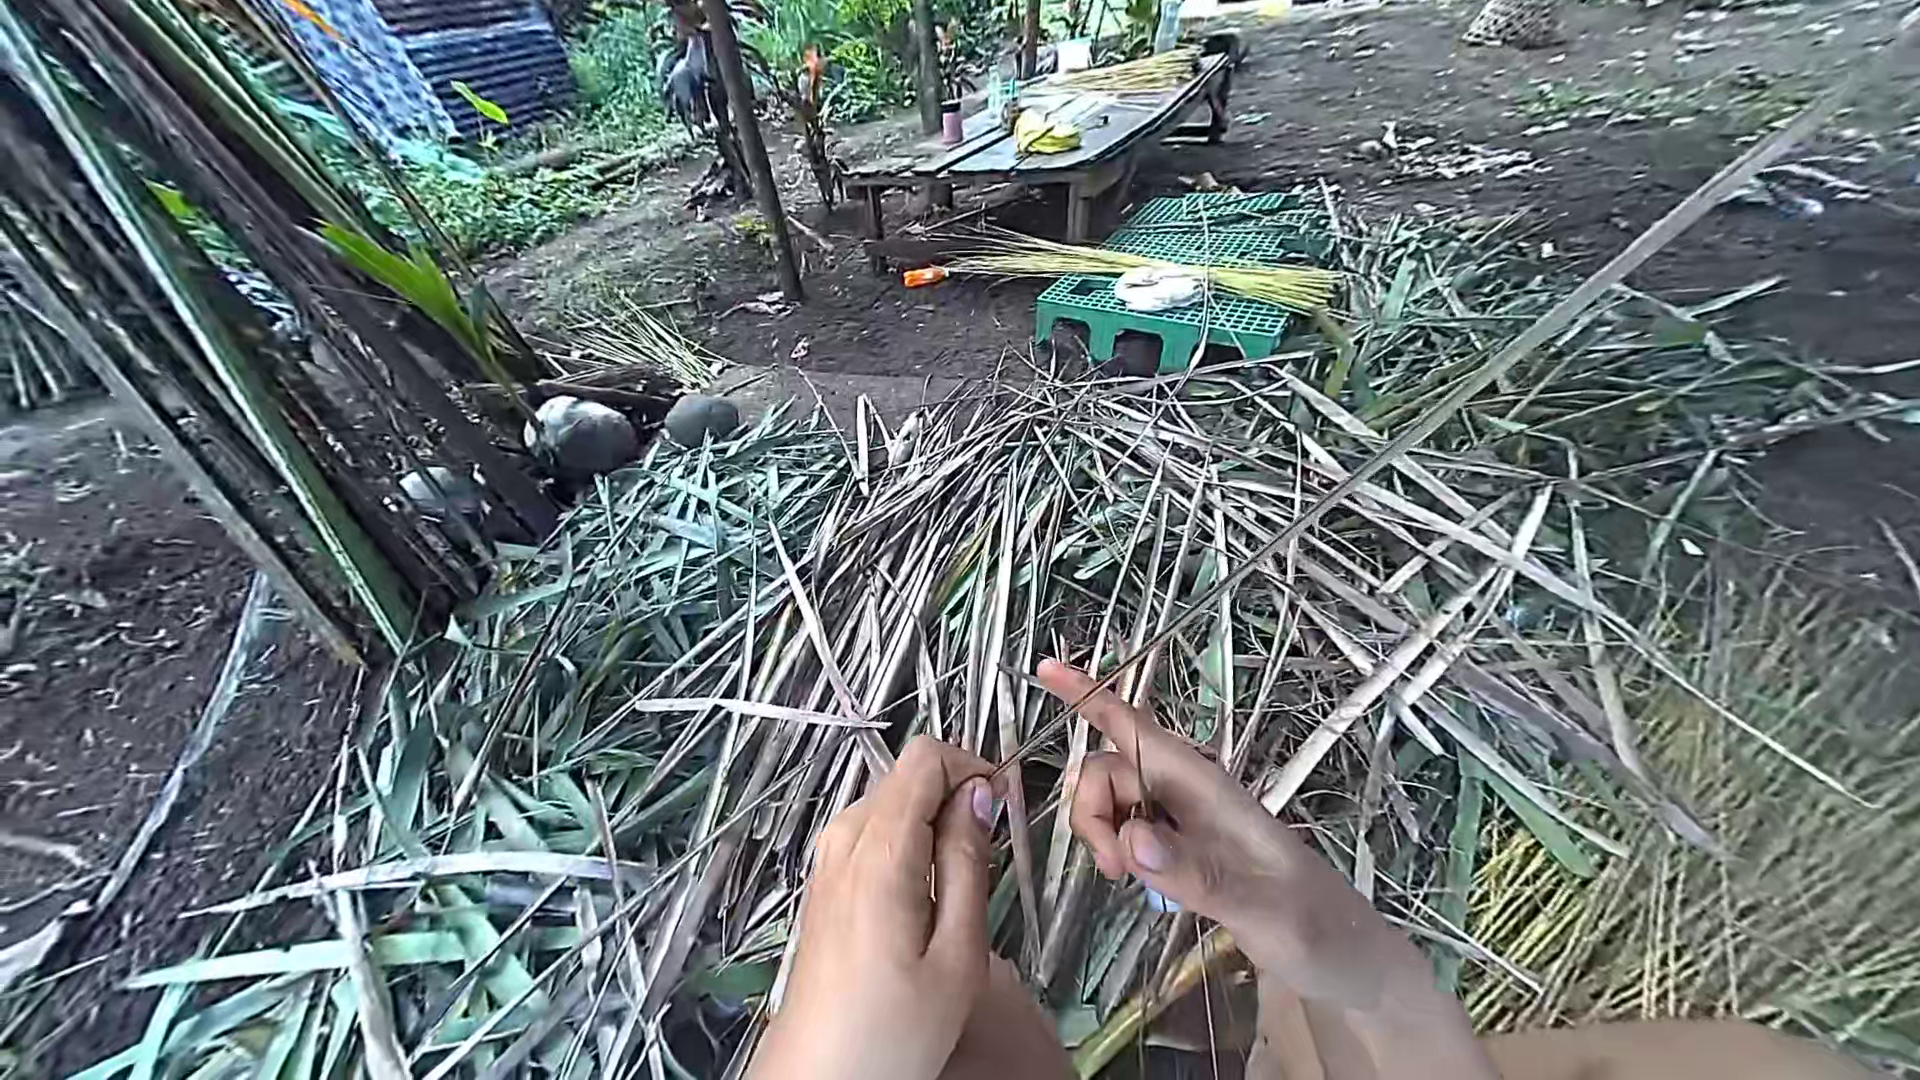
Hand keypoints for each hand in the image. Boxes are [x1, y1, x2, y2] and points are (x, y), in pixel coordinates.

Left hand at [749, 736, 1001, 1079]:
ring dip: (934, 816)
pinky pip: (877, 823)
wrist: (817, 1079)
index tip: (998, 804)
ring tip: (955, 880)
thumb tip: (979, 794)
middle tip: (984, 851)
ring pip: (895, 794)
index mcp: (879, 848)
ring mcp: (831, 849)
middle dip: (955, 794)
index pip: (926, 756)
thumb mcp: (957, 953)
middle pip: (910, 772)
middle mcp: (847, 833)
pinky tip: (923, 889)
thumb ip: (967, 859)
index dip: (969, 767)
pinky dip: (910, 834)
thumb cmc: (892, 1030)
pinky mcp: (828, 868)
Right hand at [1034, 659, 1417, 1005]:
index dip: (1088, 694)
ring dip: (1100, 835)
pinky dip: (1113, 848)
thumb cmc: (1316, 926)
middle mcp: (1181, 789)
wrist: (1345, 965)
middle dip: (1091, 813)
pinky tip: (1134, 880)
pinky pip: (1119, 827)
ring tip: (1126, 880)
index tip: (1046, 669)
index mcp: (1202, 782)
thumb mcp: (1263, 908)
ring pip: (1107, 800)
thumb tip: (1129, 838)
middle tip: (1112, 869)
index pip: (1134, 725)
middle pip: (1104, 771)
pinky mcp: (1172, 843)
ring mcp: (1175, 816)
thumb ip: (1195, 872)